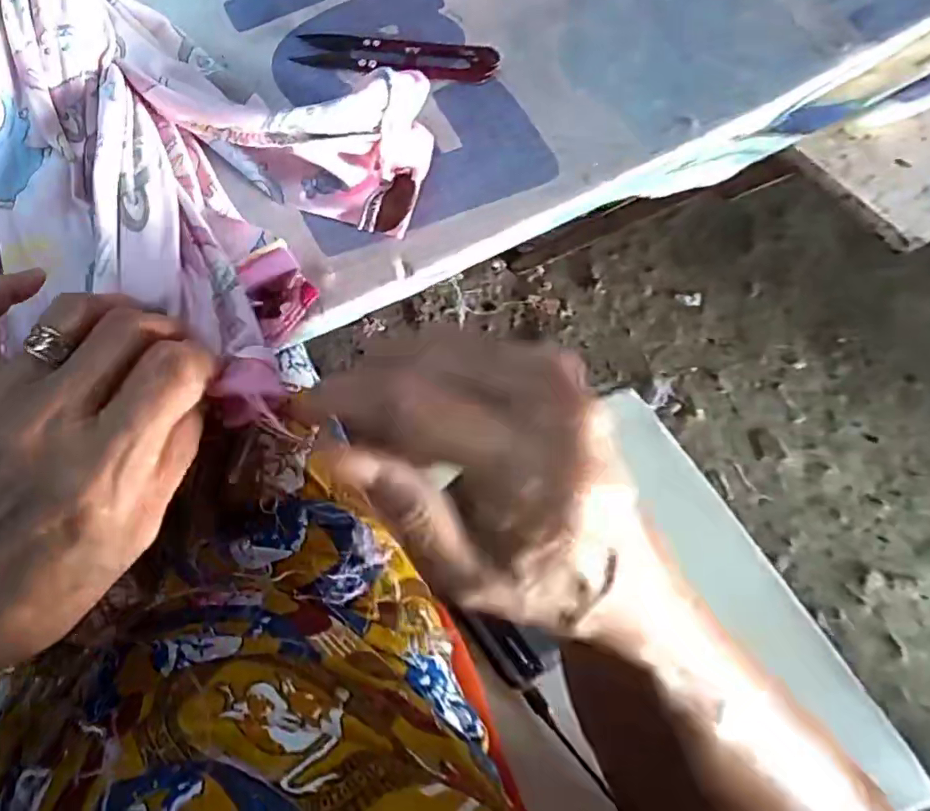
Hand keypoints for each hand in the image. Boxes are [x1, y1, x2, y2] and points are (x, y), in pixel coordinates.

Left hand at [0, 271, 215, 735]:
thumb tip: (198, 382)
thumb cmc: (65, 576)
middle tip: (172, 348)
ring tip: (128, 327)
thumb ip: (178, 446)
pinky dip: (4, 289)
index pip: (172, 369)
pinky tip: (35, 281)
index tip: (202, 369)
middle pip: (127, 329)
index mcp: (103, 467)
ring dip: (114, 308)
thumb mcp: (144, 527)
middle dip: (166, 329)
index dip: (201, 359)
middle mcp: (50, 420)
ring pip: (70, 311)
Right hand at [301, 332, 653, 642]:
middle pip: (417, 361)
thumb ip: (400, 505)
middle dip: (358, 385)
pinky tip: (417, 408)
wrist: (632, 581)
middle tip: (336, 424)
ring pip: (430, 344)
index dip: (343, 396)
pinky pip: (454, 343)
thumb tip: (326, 451)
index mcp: (536, 464)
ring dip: (385, 375)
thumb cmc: (540, 586)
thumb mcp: (462, 573)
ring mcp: (556, 373)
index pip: (413, 401)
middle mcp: (552, 402)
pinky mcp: (551, 362)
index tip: (297, 408)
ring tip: (382, 426)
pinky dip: (417, 367)